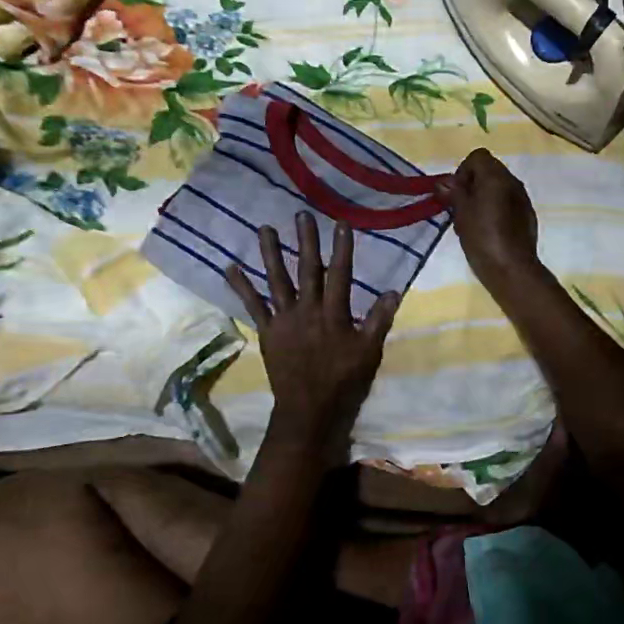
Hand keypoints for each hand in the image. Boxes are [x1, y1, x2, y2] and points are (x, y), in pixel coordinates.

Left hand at [224, 212, 398, 458]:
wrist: (308, 408)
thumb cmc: (343, 379)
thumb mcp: (369, 351)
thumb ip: (379, 320)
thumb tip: (393, 291)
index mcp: (334, 313)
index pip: (340, 274)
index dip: (342, 248)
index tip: (341, 224)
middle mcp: (307, 310)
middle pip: (307, 270)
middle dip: (306, 241)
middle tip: (301, 215)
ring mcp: (284, 320)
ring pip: (276, 281)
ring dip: (271, 254)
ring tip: (265, 229)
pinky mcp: (268, 332)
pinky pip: (253, 306)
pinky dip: (241, 287)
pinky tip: (230, 268)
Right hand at [438, 149, 540, 286]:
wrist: (512, 268)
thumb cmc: (482, 237)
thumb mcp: (461, 213)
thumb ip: (453, 193)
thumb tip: (443, 182)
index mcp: (496, 176)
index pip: (478, 156)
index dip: (463, 171)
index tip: (456, 193)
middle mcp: (513, 182)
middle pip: (490, 170)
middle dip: (473, 183)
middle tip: (462, 206)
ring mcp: (523, 198)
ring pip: (499, 187)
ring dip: (485, 196)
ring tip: (474, 220)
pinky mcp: (528, 215)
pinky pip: (508, 202)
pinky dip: (497, 208)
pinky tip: (490, 229)